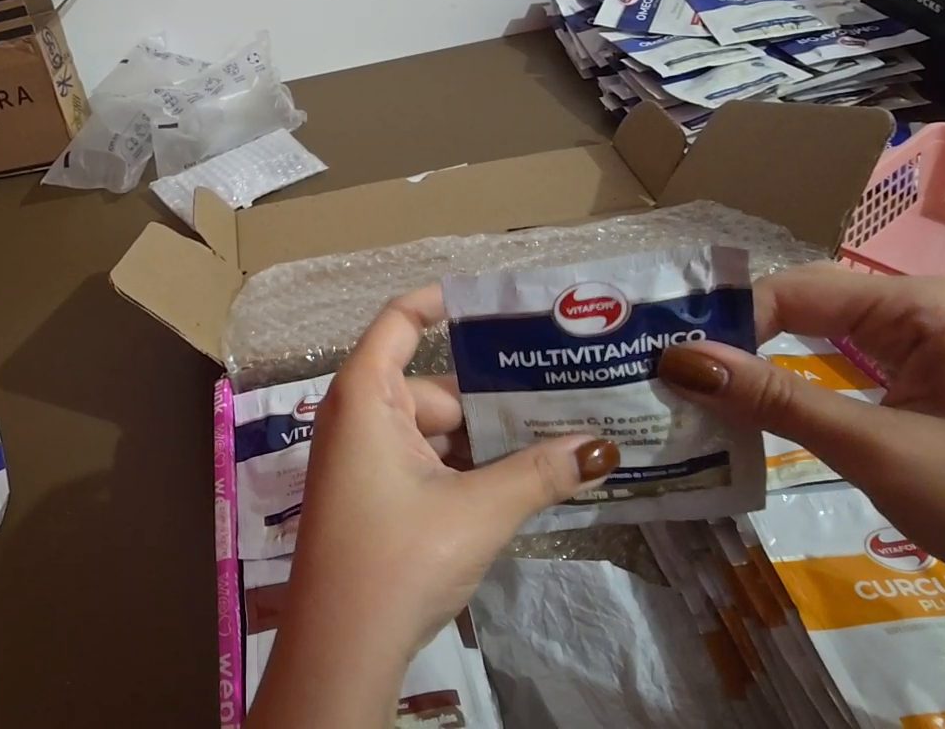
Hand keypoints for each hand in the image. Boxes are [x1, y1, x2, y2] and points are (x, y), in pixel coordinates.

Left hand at [246, 286, 617, 728]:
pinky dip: (461, 465)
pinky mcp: (369, 492)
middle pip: (430, 386)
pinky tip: (515, 481)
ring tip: (555, 438)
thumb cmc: (399, 555)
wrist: (341, 644)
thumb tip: (603, 448)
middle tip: (562, 396)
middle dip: (491, 396)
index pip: (398, 322)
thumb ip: (540, 474)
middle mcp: (356, 415)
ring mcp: (360, 456)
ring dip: (483, 438)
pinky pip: (420, 459)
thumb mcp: (476, 510)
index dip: (438, 301)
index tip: (491, 301)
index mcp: (365, 395)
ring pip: (431, 428)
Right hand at [657, 263, 944, 728]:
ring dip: (758, 365)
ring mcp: (930, 350)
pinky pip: (842, 370)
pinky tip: (752, 406)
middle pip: (800, 309)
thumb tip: (676, 359)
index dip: (725, 320)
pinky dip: (793, 387)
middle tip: (663, 370)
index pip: (791, 290)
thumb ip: (774, 398)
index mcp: (921, 305)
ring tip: (692, 388)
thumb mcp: (878, 450)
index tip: (664, 357)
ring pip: (817, 340)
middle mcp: (923, 312)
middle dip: (734, 338)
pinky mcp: (930, 388)